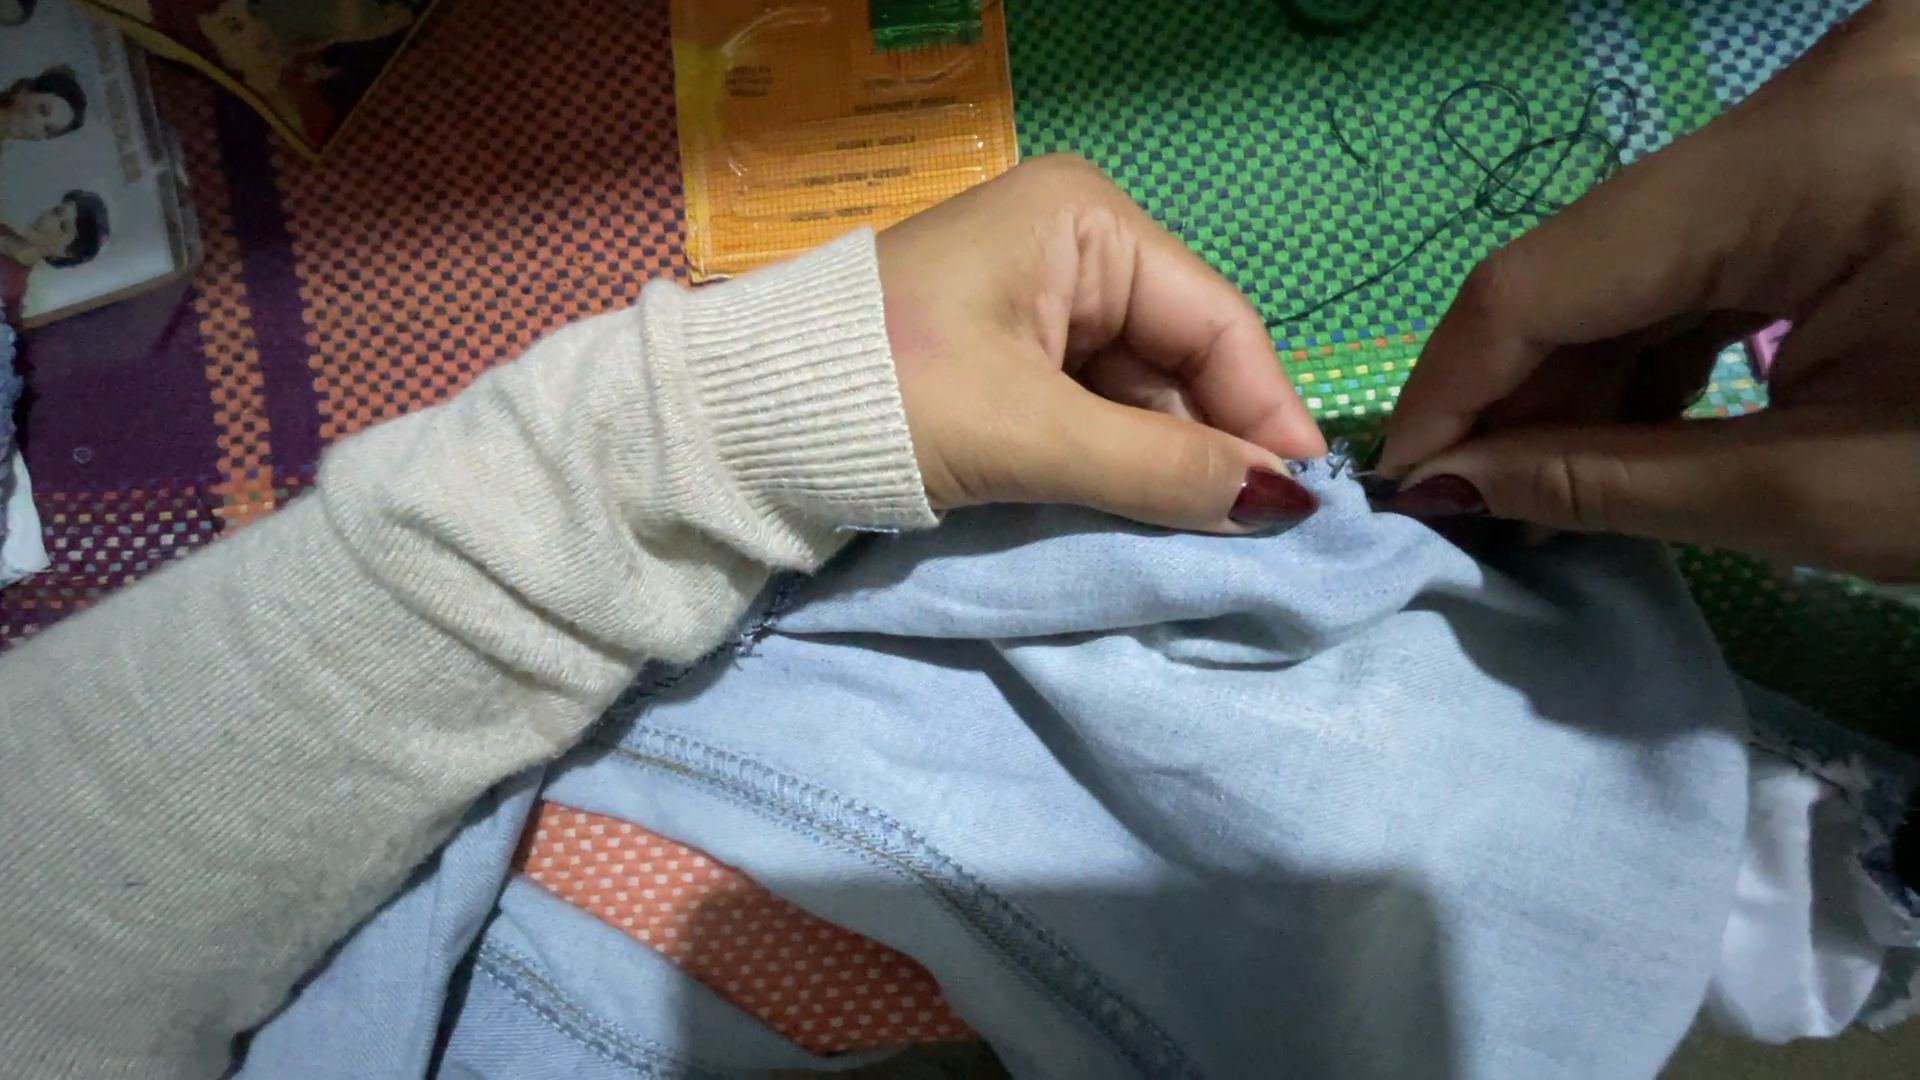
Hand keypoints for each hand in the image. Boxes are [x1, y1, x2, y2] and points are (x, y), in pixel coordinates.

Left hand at [877, 155, 1326, 531]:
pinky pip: (1087, 415)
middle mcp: (1068, 253)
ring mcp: (1035, 311)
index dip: (1265, 409)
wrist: (746, 425)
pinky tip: (1137, 510)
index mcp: (1082, 223)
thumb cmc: (885, 398)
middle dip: (1211, 443)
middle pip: (1177, 359)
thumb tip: (1281, 503)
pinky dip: (1114, 465)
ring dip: (1163, 463)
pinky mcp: (1006, 364)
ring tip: (1200, 531)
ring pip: (1134, 395)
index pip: (1212, 320)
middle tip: (1254, 530)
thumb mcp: (1028, 432)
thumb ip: (1157, 466)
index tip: (1305, 497)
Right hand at [1378, 0, 1919, 581]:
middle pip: (1577, 262)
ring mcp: (1847, 107)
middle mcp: (1817, 92)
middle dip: (1504, 396)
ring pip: (1627, 258)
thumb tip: (1450, 490)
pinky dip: (1644, 350)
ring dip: (1568, 380)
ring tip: (1542, 475)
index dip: (1446, 390)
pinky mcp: (1870, 141)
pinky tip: (1625, 423)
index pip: (1537, 277)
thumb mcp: (1842, 489)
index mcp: (1821, 148)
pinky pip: (1697, 251)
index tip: (1405, 481)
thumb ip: (1605, 483)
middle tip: (1471, 496)